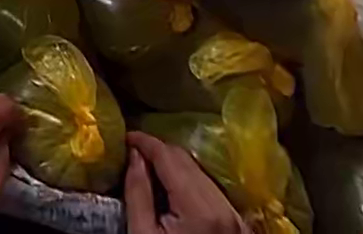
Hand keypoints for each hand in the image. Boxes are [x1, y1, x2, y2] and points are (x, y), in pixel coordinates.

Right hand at [125, 131, 247, 233]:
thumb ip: (137, 191)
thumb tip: (134, 154)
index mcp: (200, 208)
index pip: (168, 156)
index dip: (144, 141)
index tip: (126, 138)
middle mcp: (223, 206)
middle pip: (185, 160)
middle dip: (158, 152)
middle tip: (135, 154)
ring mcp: (234, 216)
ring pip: (198, 172)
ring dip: (174, 166)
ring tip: (151, 170)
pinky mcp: (237, 225)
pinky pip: (209, 189)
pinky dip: (189, 181)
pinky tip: (172, 190)